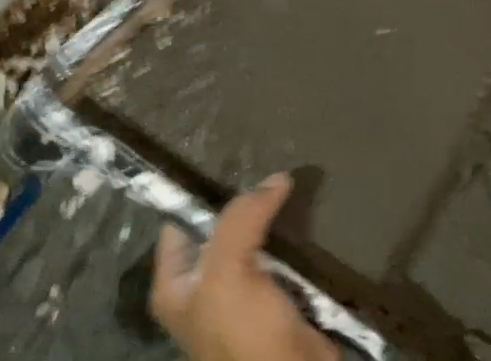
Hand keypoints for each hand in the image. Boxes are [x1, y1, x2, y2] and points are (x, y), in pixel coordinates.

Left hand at [151, 175, 339, 360]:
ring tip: (298, 178)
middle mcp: (206, 288)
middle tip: (275, 163)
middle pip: (224, 229)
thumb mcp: (227, 273)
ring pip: (259, 240)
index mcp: (176, 285)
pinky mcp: (282, 297)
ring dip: (278, 217)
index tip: (236, 158)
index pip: (181, 224)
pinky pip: (287, 256)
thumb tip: (276, 178)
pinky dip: (300, 236)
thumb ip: (241, 221)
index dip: (203, 193)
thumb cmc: (242, 332)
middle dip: (249, 200)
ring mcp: (245, 293)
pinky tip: (314, 212)